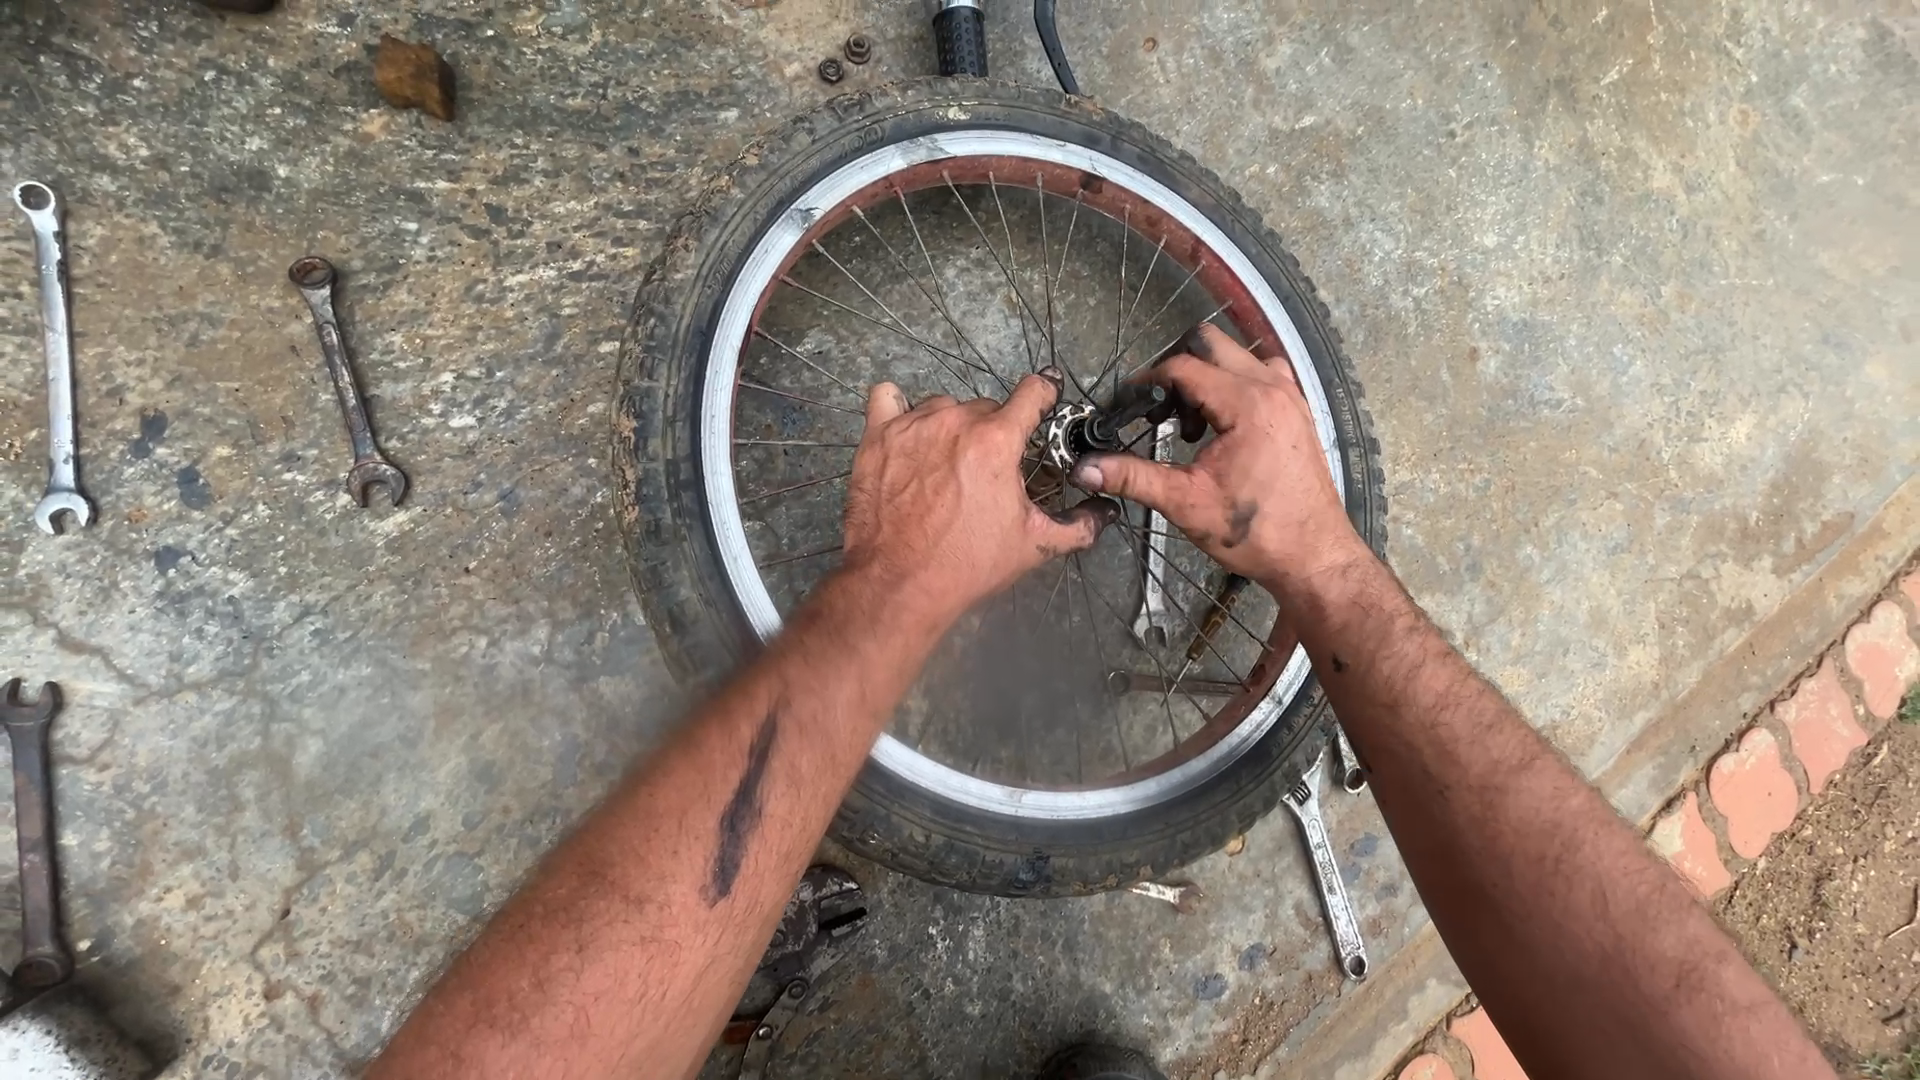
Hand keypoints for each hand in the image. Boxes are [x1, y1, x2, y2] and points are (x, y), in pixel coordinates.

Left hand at [841, 369, 1115, 627]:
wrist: (900, 583)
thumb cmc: (966, 565)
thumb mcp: (1032, 546)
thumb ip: (1077, 525)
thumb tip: (1104, 514)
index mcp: (997, 441)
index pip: (1032, 392)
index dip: (1043, 395)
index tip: (1043, 400)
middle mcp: (955, 422)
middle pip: (985, 408)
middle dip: (993, 433)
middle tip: (986, 471)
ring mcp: (912, 425)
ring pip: (942, 407)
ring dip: (950, 427)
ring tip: (945, 464)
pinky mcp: (877, 437)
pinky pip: (886, 398)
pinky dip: (897, 409)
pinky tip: (905, 431)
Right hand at [1070, 325, 1364, 596]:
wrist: (1312, 556)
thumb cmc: (1253, 532)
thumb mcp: (1184, 502)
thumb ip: (1132, 477)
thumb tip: (1085, 470)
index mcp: (1246, 404)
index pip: (1184, 367)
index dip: (1147, 381)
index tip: (1126, 405)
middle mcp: (1272, 388)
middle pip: (1212, 345)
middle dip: (1176, 371)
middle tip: (1158, 411)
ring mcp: (1291, 397)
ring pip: (1239, 356)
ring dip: (1207, 376)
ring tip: (1191, 423)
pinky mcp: (1298, 412)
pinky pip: (1262, 375)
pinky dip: (1234, 386)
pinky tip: (1221, 426)